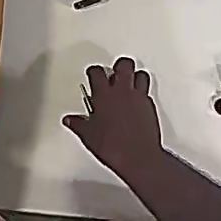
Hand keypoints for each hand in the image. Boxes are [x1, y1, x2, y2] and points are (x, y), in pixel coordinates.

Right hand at [64, 56, 165, 179]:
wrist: (138, 156)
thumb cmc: (114, 146)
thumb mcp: (89, 136)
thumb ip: (79, 124)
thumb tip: (70, 120)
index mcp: (104, 95)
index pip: (97, 72)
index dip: (94, 71)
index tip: (92, 73)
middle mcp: (122, 91)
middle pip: (123, 64)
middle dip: (118, 66)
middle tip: (114, 72)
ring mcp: (138, 96)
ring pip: (140, 73)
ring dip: (134, 76)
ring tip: (129, 81)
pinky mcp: (150, 105)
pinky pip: (147, 91)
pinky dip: (142, 92)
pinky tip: (137, 99)